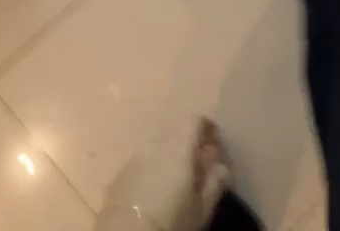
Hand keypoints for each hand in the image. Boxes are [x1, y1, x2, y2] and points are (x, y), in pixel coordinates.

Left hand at [96, 117, 230, 230]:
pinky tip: (154, 191)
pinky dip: (152, 170)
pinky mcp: (118, 175)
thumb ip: (215, 182)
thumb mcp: (202, 208)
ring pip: (157, 149)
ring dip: (169, 158)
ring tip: (176, 181)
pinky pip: (141, 164)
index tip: (215, 145)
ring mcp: (134, 158)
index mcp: (179, 146)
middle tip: (197, 167)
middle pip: (176, 133)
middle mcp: (155, 144)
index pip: (195, 119)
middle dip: (188, 145)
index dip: (207, 128)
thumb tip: (221, 166)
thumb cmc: (171, 221)